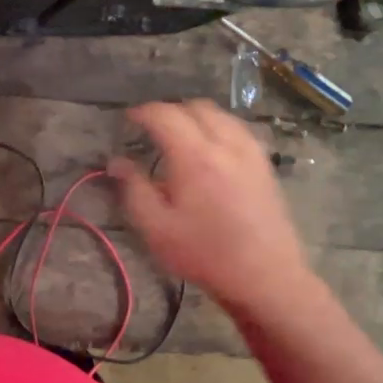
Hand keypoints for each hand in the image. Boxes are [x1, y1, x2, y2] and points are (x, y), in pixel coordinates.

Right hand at [109, 100, 315, 315]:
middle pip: (196, 107)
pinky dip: (218, 128)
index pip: (165, 115)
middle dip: (170, 111)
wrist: (264, 275)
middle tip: (151, 129)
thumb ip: (133, 189)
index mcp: (195, 156)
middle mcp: (226, 144)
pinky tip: (210, 150)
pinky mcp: (265, 165)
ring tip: (179, 136)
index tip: (128, 120)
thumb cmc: (203, 254)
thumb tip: (117, 162)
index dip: (143, 112)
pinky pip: (239, 130)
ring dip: (196, 117)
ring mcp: (251, 153)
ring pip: (221, 115)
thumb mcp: (155, 228)